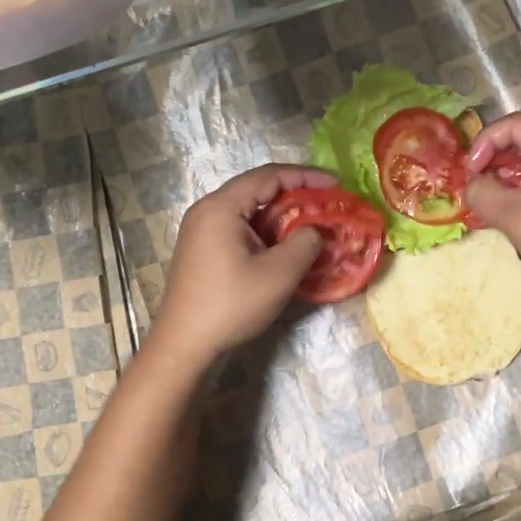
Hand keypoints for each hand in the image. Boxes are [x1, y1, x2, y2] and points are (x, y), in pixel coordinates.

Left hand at [151, 164, 334, 361]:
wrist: (184, 345)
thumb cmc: (231, 305)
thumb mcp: (279, 274)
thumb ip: (305, 243)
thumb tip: (315, 231)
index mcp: (221, 207)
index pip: (268, 175)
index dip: (305, 175)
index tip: (335, 184)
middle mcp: (207, 210)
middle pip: (256, 189)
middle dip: (294, 194)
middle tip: (326, 204)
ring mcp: (200, 230)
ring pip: (248, 210)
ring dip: (280, 215)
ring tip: (311, 225)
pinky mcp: (202, 250)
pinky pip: (238, 228)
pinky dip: (264, 231)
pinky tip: (283, 246)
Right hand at [464, 113, 520, 297]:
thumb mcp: (512, 214)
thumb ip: (481, 192)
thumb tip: (471, 185)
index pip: (516, 124)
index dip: (485, 142)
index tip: (469, 171)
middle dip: (496, 156)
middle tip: (476, 180)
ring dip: (510, 170)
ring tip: (491, 194)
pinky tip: (513, 203)